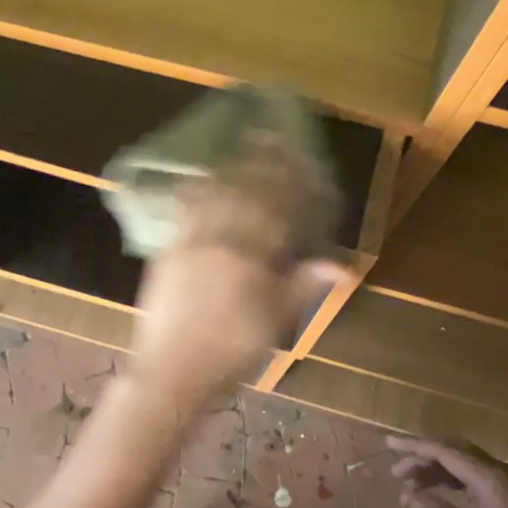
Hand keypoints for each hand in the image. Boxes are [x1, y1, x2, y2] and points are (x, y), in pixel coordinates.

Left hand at [128, 134, 343, 409]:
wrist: (172, 371)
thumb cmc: (231, 352)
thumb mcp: (275, 322)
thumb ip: (303, 285)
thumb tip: (340, 262)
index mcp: (252, 257)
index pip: (276, 208)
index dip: (289, 180)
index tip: (300, 157)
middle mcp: (221, 240)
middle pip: (244, 193)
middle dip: (259, 163)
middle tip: (269, 136)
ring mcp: (190, 243)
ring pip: (213, 196)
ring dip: (229, 170)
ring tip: (239, 150)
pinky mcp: (167, 252)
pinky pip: (185, 212)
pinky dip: (196, 192)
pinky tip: (201, 181)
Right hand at [388, 435, 507, 507]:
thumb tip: (407, 498)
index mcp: (488, 478)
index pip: (443, 450)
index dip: (413, 446)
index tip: (387, 443)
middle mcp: (502, 473)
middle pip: (457, 452)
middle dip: (425, 458)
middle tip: (398, 473)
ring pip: (471, 466)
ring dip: (442, 472)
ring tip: (418, 490)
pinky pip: (483, 480)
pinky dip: (460, 484)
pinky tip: (453, 502)